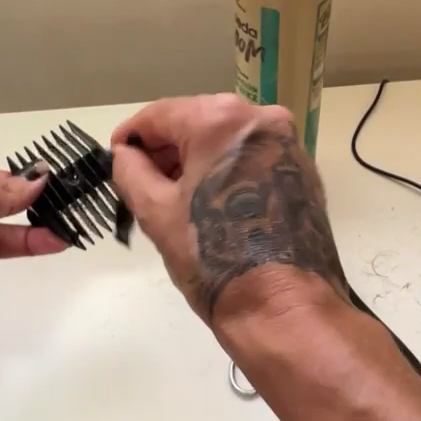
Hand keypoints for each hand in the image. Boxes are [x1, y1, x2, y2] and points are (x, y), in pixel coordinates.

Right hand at [111, 95, 349, 324]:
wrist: (283, 306)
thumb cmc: (214, 257)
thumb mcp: (155, 212)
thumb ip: (131, 170)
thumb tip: (126, 154)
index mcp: (222, 119)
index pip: (161, 113)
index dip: (132, 136)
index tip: (116, 156)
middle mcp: (262, 119)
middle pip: (198, 121)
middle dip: (166, 148)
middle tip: (141, 181)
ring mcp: (289, 144)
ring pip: (227, 139)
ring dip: (197, 160)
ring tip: (174, 198)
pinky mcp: (304, 172)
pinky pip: (253, 157)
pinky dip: (228, 171)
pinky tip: (212, 204)